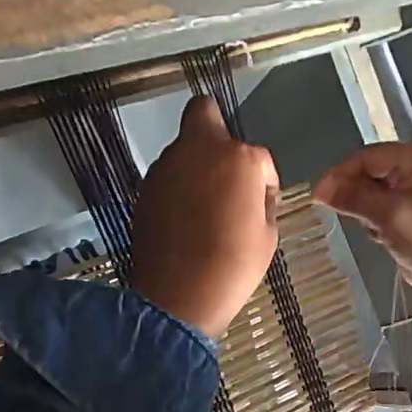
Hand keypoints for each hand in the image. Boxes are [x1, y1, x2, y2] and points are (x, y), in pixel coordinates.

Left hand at [131, 96, 280, 337]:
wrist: (180, 298)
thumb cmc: (233, 268)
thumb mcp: (267, 236)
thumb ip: (259, 202)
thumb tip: (251, 194)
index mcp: (239, 159)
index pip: (259, 157)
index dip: (264, 181)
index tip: (260, 204)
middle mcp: (198, 150)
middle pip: (204, 113)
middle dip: (216, 133)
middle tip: (224, 173)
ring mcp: (166, 167)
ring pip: (183, 150)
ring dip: (195, 168)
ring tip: (202, 211)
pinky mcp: (144, 189)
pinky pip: (167, 178)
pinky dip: (176, 190)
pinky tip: (182, 223)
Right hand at [314, 141, 411, 330]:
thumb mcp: (389, 215)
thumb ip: (353, 198)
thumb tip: (320, 189)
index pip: (370, 156)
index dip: (342, 174)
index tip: (319, 195)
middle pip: (370, 172)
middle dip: (356, 194)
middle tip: (343, 214)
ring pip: (372, 192)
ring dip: (365, 211)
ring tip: (375, 229)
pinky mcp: (411, 210)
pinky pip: (380, 208)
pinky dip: (374, 221)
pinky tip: (382, 236)